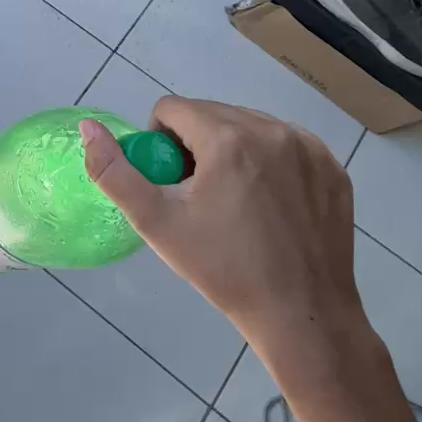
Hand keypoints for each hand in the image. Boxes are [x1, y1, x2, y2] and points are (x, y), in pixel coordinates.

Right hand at [81, 96, 366, 354]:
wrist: (302, 313)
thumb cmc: (221, 267)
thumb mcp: (153, 221)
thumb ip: (113, 170)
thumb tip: (89, 126)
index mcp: (228, 139)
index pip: (171, 108)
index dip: (158, 142)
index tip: (171, 183)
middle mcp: (273, 131)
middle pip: (208, 112)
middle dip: (192, 143)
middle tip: (198, 194)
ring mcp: (309, 148)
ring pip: (245, 123)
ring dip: (227, 146)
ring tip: (232, 198)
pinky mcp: (333, 166)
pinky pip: (283, 140)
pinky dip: (265, 158)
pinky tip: (266, 200)